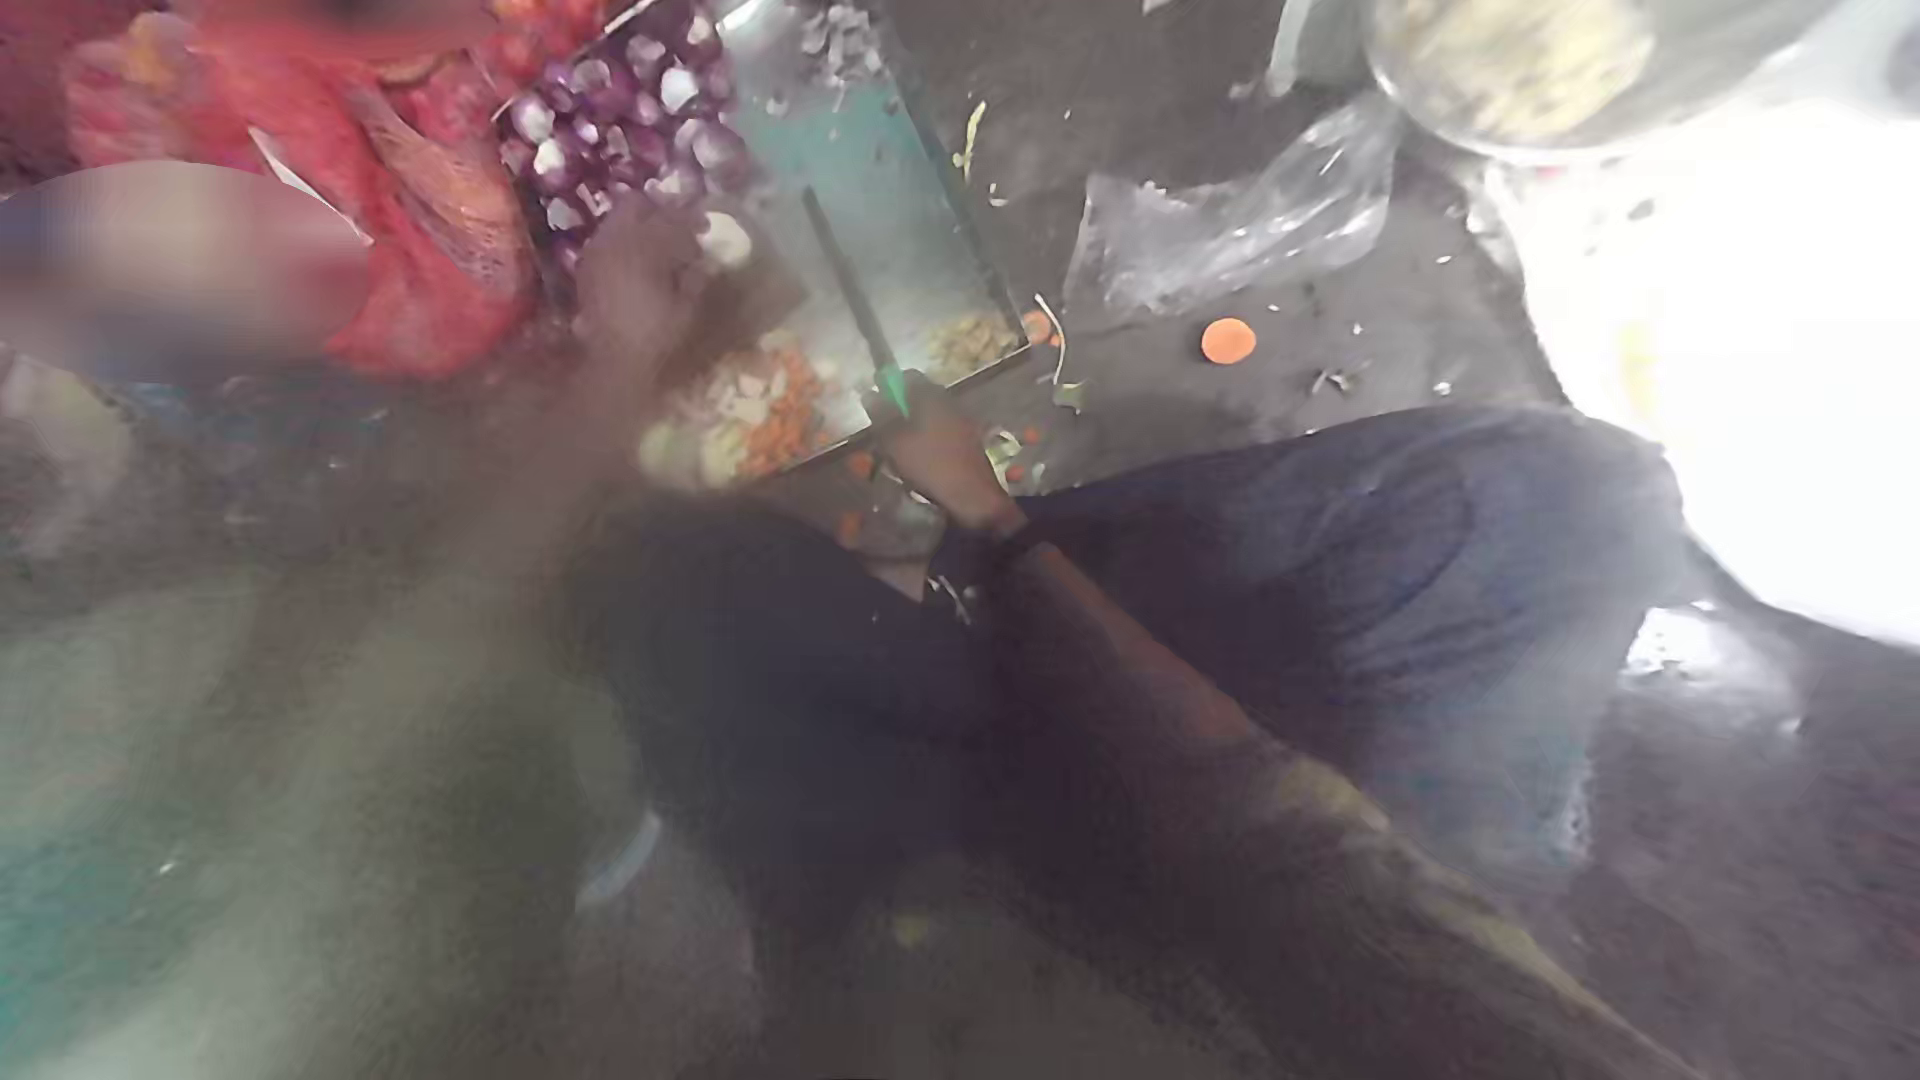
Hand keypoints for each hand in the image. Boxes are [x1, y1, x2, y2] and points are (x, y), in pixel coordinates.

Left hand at [574, 199, 708, 385]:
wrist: (613, 358)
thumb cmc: (656, 334)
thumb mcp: (686, 309)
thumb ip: (696, 279)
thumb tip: (707, 262)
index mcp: (644, 247)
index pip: (670, 219)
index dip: (691, 218)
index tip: (706, 225)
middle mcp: (616, 239)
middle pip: (635, 204)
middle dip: (659, 210)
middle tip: (678, 227)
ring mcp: (597, 250)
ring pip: (618, 219)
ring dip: (640, 224)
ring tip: (660, 245)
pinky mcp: (587, 265)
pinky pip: (607, 238)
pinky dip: (625, 241)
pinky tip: (639, 261)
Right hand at [867, 372, 1026, 536]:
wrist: (973, 495)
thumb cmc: (929, 465)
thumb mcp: (896, 441)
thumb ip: (882, 415)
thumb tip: (870, 393)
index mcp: (932, 396)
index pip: (908, 376)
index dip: (890, 383)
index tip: (877, 398)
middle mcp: (950, 402)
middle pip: (922, 394)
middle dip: (902, 404)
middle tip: (886, 424)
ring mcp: (963, 421)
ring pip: (933, 413)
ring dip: (916, 422)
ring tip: (902, 443)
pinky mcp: (969, 440)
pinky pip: (943, 429)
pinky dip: (930, 435)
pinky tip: (923, 454)